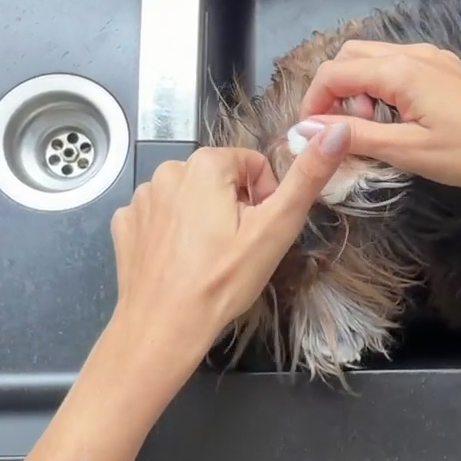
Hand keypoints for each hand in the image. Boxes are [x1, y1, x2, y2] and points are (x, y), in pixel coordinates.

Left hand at [107, 128, 349, 358]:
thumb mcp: (276, 228)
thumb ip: (308, 177)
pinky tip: (180, 262)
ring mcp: (141, 198)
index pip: (254, 165)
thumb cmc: (223, 281)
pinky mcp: (124, 224)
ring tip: (208, 259)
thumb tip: (336, 131)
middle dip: (234, 208)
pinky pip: (160, 217)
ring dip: (202, 219)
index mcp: (206, 164)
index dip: (265, 199)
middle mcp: (167, 171)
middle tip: (237, 249)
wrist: (162, 329)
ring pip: (189, 198)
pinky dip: (172, 233)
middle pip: (220, 180)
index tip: (260, 233)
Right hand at [296, 41, 460, 186]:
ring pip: (375, 58)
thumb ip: (354, 137)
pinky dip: (383, 85)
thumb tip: (306, 131)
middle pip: (350, 56)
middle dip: (335, 91)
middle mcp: (413, 53)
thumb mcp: (407, 151)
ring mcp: (433, 56)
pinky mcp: (447, 66)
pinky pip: (399, 64)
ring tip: (375, 129)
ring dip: (360, 88)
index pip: (333, 73)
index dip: (313, 103)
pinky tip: (399, 118)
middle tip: (348, 131)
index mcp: (399, 71)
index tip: (311, 136)